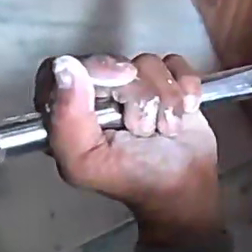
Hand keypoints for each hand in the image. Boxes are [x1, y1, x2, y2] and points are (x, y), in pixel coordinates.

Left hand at [37, 53, 220, 243]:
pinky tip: (187, 110)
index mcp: (69, 109)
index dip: (93, 68)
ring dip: (166, 100)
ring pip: (148, 63)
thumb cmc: (135, 179)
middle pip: (113, 62)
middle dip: (138, 96)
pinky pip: (176, 64)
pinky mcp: (169, 83)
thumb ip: (66, 118)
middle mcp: (101, 92)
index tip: (119, 81)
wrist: (186, 189)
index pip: (64, 66)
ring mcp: (137, 85)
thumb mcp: (85, 162)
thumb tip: (66, 67)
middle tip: (143, 128)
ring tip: (166, 128)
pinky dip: (188, 87)